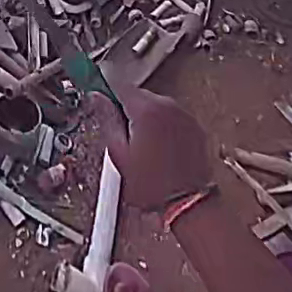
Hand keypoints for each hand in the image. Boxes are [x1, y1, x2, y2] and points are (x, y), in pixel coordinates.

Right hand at [89, 84, 213, 211]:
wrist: (189, 205)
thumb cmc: (154, 186)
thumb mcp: (119, 154)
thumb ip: (106, 119)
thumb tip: (97, 98)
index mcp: (146, 109)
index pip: (118, 85)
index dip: (106, 92)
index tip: (99, 96)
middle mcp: (167, 106)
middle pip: (137, 95)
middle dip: (127, 110)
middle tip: (123, 135)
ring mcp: (183, 115)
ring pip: (154, 105)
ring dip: (146, 117)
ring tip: (144, 146)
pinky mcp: (194, 126)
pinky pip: (171, 116)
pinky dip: (163, 125)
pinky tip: (160, 148)